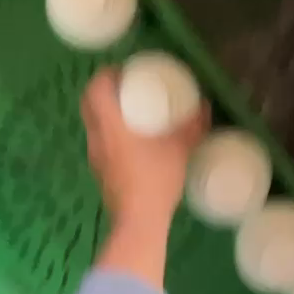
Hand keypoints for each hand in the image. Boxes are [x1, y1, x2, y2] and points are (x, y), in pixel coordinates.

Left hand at [81, 69, 208, 288]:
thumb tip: (205, 107)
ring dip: (106, 113)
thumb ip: (193, 127)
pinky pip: (100, 142)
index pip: (94, 90)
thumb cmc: (156, 180)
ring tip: (131, 113)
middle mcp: (96, 137)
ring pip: (93, 124)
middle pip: (88, 104)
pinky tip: (132, 141)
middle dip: (104, 91)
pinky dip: (110, 133)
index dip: (105, 75)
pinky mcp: (100, 172)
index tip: (123, 72)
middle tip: (126, 88)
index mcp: (110, 125)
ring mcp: (95, 156)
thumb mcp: (180, 150)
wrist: (139, 221)